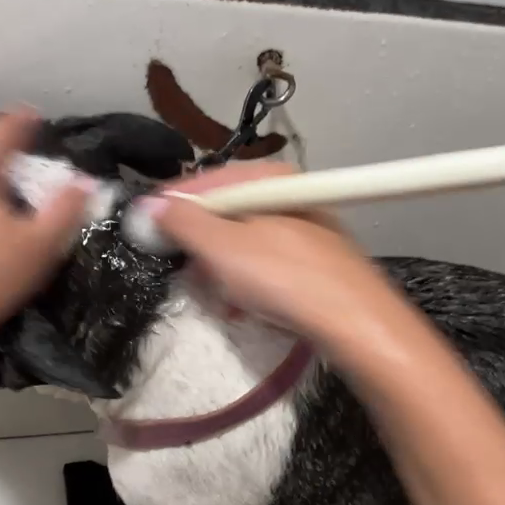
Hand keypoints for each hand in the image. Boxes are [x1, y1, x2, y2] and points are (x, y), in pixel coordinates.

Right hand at [148, 163, 401, 349]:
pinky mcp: (317, 264)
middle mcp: (290, 197)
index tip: (148, 232)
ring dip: (226, 274)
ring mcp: (307, 232)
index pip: (207, 181)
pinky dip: (253, 286)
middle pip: (228, 215)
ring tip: (223, 301)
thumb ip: (183, 222)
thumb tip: (150, 205)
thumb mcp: (222, 248)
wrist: (355, 323)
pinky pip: (270, 268)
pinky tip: (248, 310)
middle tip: (192, 275)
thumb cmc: (286, 279)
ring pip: (248, 246)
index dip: (173, 206)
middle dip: (203, 248)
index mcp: (269, 180)